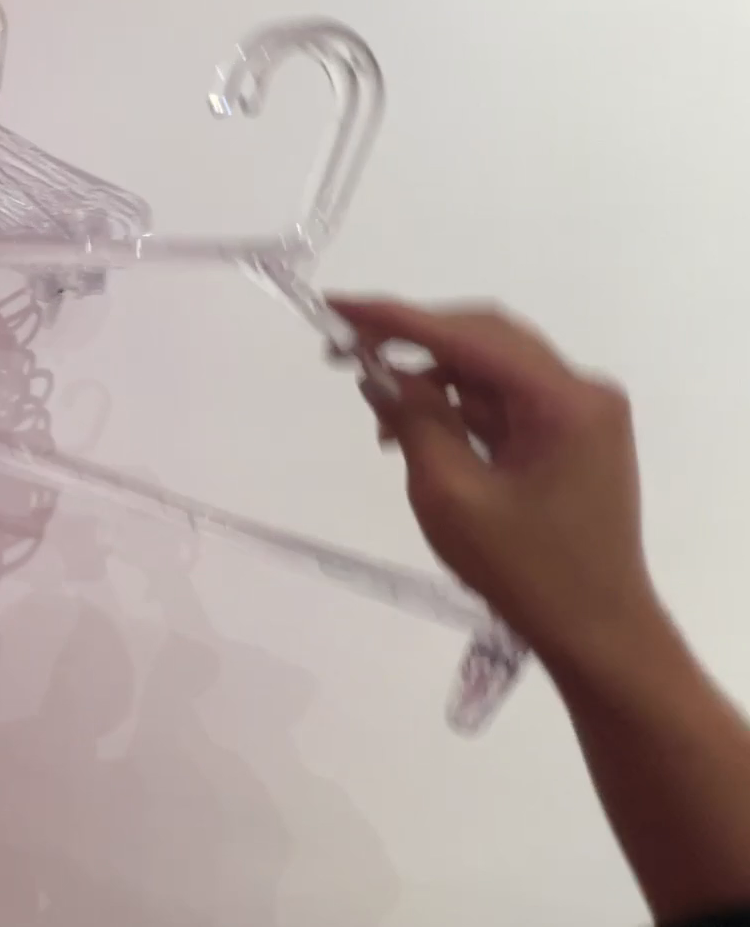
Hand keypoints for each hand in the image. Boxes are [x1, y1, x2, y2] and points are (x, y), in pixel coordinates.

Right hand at [331, 297, 668, 680]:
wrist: (588, 619)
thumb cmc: (517, 562)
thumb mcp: (447, 491)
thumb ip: (415, 421)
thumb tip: (381, 374)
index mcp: (561, 402)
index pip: (466, 339)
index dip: (396, 318)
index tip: (338, 307)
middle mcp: (576, 393)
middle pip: (482, 338)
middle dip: (408, 337)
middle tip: (342, 350)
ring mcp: (573, 412)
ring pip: (484, 368)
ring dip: (424, 377)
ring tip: (375, 412)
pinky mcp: (561, 433)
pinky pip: (493, 399)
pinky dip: (446, 404)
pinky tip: (409, 430)